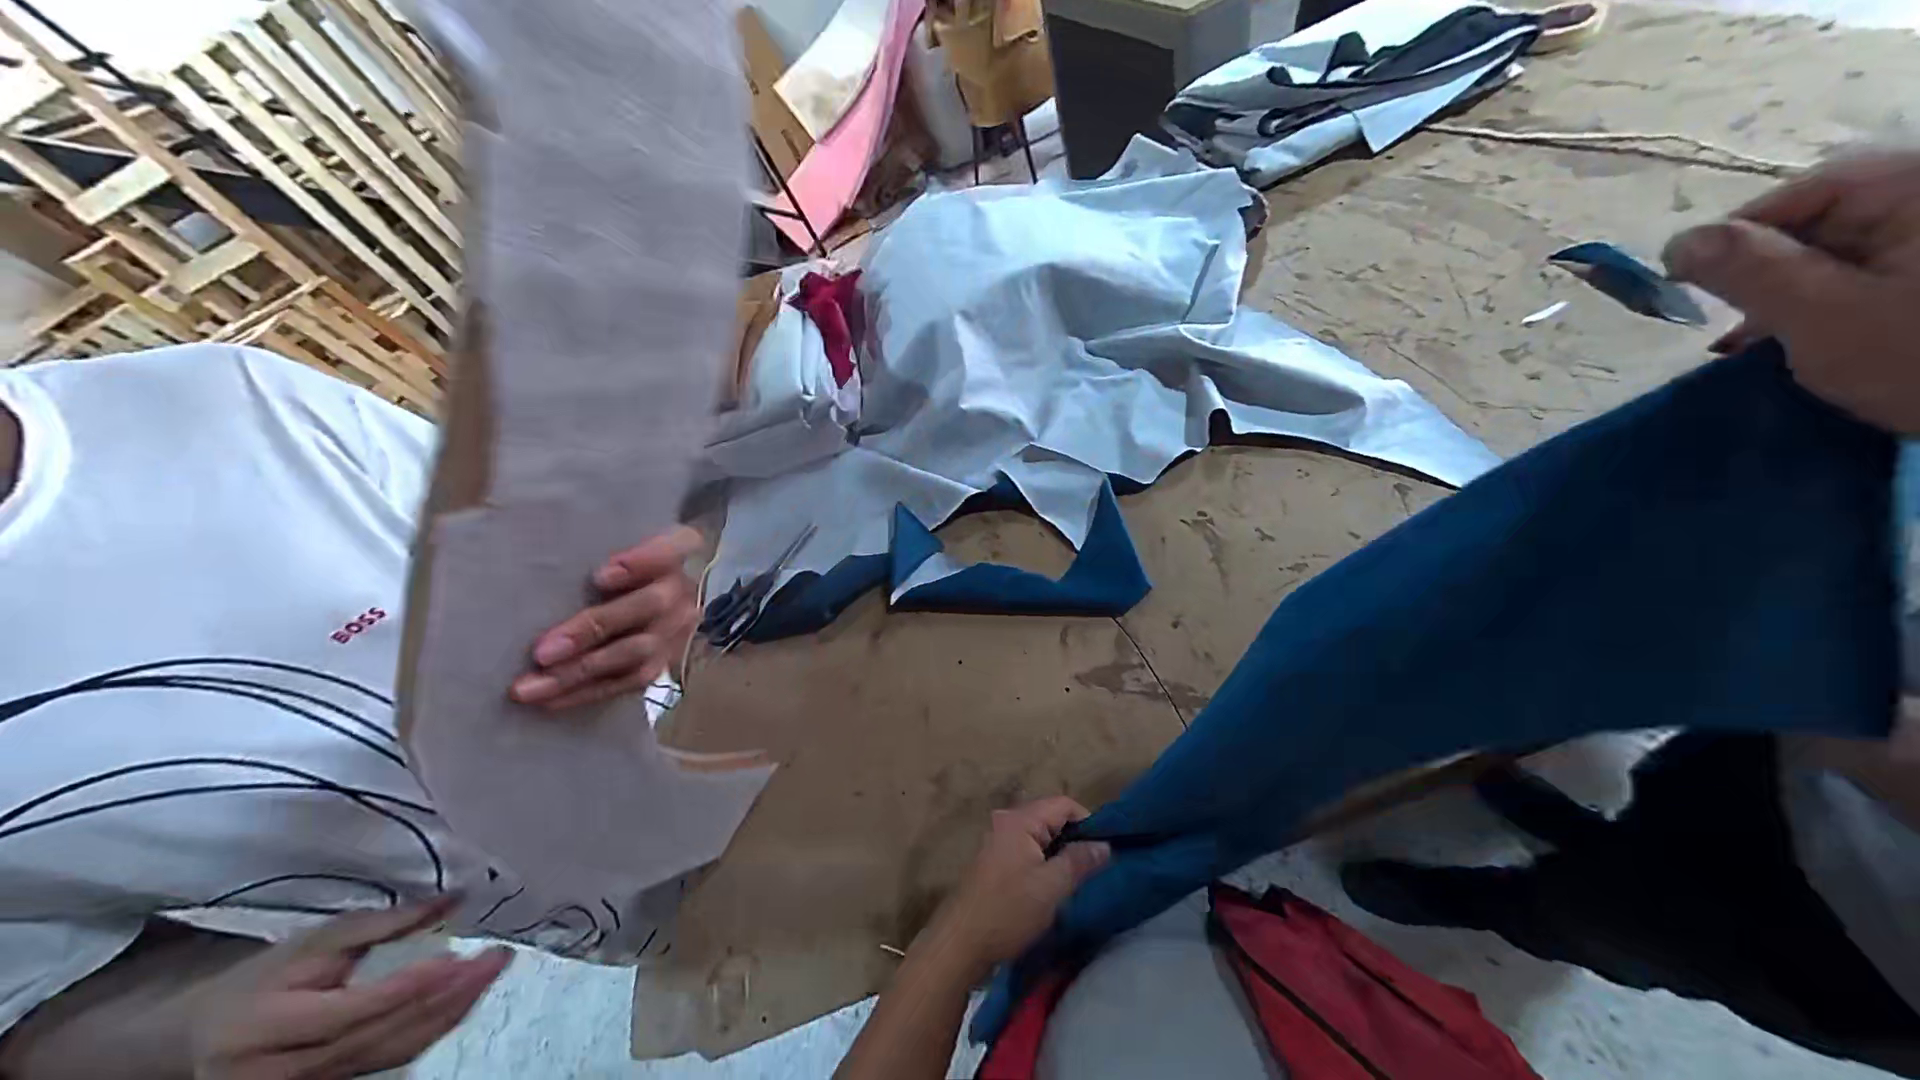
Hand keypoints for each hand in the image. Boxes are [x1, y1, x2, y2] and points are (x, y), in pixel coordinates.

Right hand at [190, 897, 510, 1079]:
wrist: (208, 1033)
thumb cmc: (266, 976)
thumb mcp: (316, 940)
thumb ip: (386, 921)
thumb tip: (454, 897)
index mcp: (264, 1027)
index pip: (350, 1011)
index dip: (408, 986)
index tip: (459, 956)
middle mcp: (280, 1071)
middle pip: (380, 1033)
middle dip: (448, 994)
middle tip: (497, 958)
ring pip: (393, 1051)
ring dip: (453, 1010)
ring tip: (493, 970)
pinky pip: (393, 1058)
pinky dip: (437, 1025)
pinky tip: (468, 995)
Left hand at [510, 526, 702, 709]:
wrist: (654, 604)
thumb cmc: (610, 564)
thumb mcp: (608, 543)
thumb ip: (582, 540)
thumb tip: (492, 527)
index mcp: (676, 552)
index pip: (675, 547)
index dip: (644, 561)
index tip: (600, 575)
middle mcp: (681, 590)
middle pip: (649, 606)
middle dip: (594, 629)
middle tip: (543, 650)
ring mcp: (676, 630)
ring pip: (636, 651)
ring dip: (582, 670)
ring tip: (531, 686)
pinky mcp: (663, 662)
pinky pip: (628, 682)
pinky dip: (586, 691)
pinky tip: (548, 700)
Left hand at [920, 797, 1110, 978]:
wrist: (960, 943)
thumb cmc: (1008, 912)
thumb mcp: (1051, 887)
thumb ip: (1079, 860)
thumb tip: (1104, 845)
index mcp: (1019, 820)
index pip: (1063, 804)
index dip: (1088, 822)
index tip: (1105, 849)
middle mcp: (1005, 821)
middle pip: (1050, 816)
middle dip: (1074, 837)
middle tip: (1095, 865)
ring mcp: (997, 840)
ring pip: (1039, 835)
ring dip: (1058, 851)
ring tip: (1078, 876)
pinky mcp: (993, 860)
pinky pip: (1026, 848)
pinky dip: (1042, 860)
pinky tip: (1052, 884)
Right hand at [1662, 150, 1919, 432]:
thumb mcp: (1823, 317)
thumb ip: (1748, 272)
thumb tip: (1679, 242)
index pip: (1811, 188)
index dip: (1738, 232)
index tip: (1688, 283)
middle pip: (1832, 215)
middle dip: (1767, 268)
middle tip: (1732, 322)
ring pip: (1849, 246)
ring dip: (1792, 292)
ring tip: (1761, 341)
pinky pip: (1878, 270)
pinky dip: (1831, 301)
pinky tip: (1808, 337)